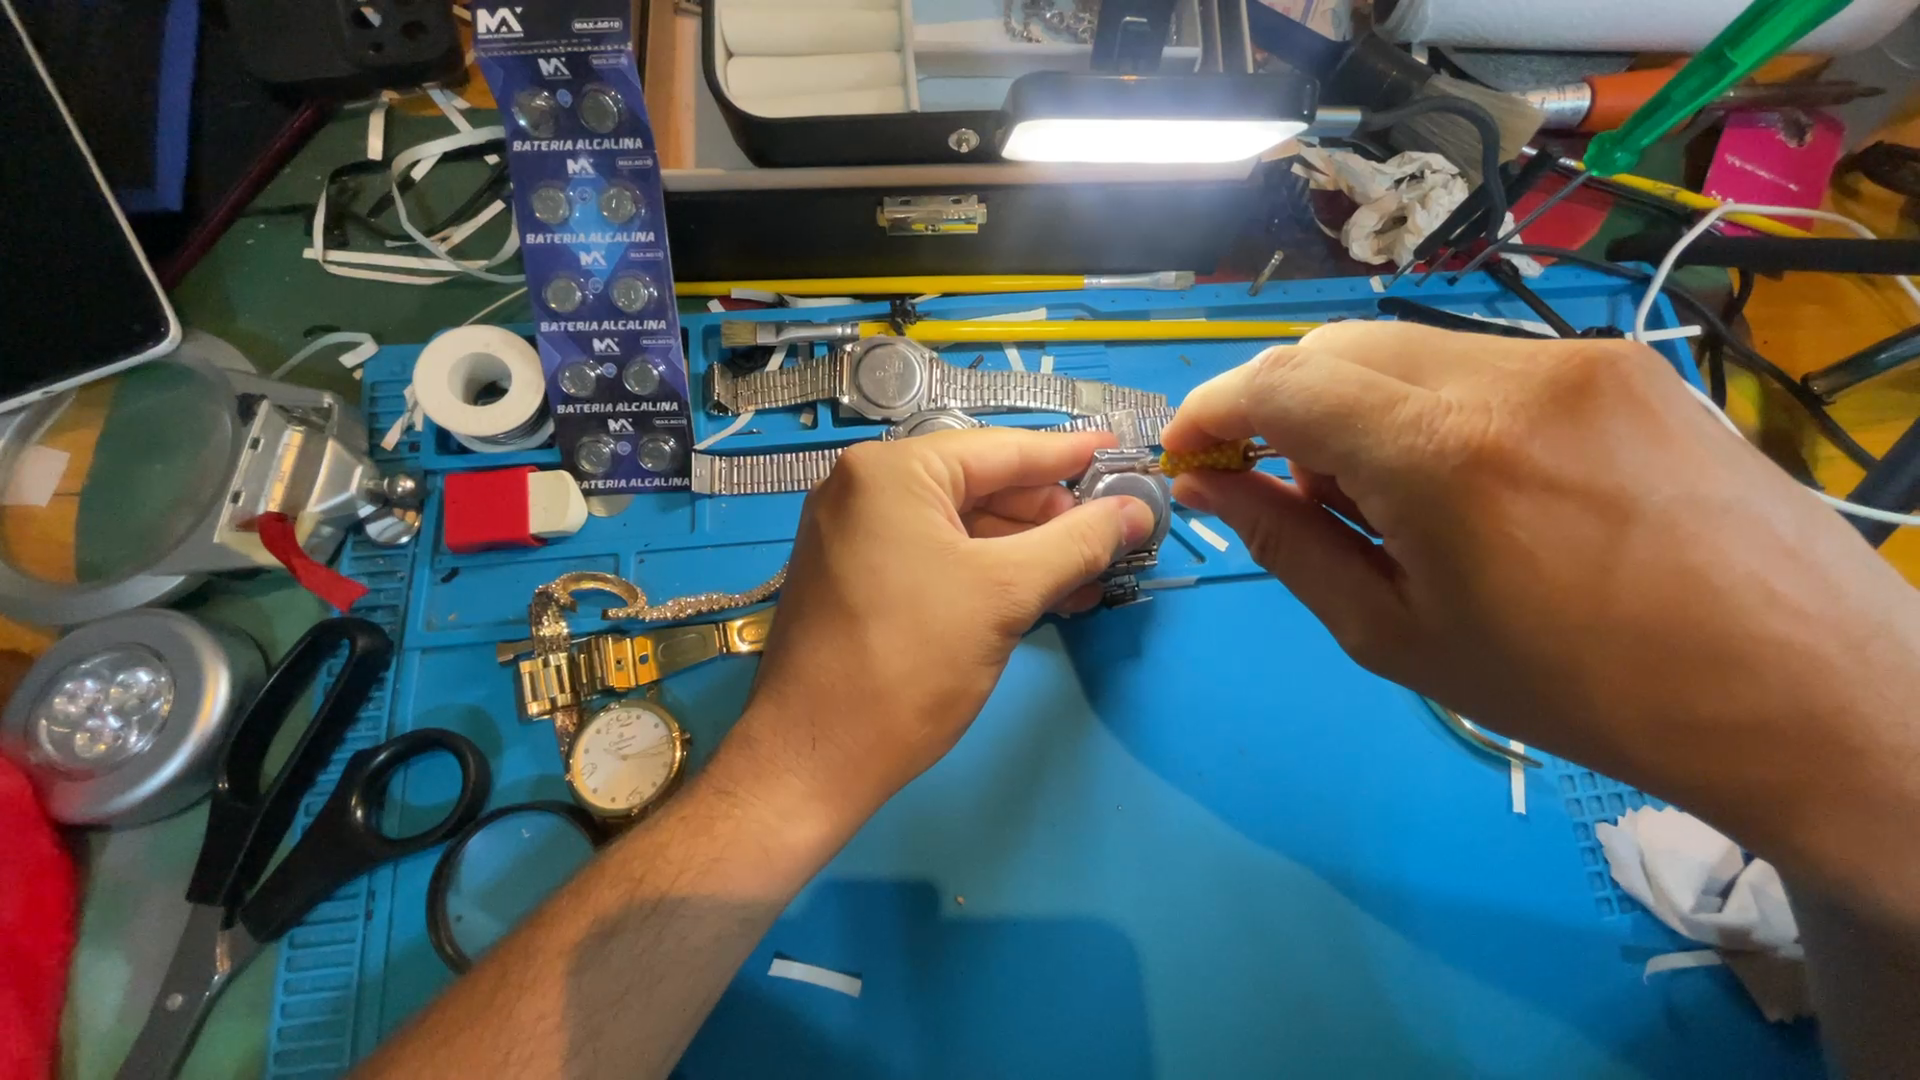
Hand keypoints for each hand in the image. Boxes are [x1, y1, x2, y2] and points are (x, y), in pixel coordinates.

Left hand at [719, 429, 1157, 825]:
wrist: (813, 760)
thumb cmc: (909, 665)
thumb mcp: (1004, 595)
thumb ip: (1077, 542)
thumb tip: (1135, 511)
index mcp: (892, 471)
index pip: (1001, 450)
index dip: (1069, 455)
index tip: (1122, 453)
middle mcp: (866, 488)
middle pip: (982, 486)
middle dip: (1052, 516)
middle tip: (1115, 535)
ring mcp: (856, 534)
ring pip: (962, 527)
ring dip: (1026, 552)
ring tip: (1089, 577)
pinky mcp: (858, 577)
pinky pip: (938, 557)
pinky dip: (988, 573)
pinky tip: (1040, 594)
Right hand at [1163, 323, 1919, 872]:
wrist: (1806, 695)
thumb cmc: (1571, 688)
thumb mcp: (1391, 631)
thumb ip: (1285, 540)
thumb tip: (1209, 482)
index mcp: (1440, 453)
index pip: (1282, 383)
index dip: (1212, 407)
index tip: (1184, 448)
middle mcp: (1505, 374)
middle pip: (1332, 347)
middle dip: (1272, 404)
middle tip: (1265, 480)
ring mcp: (1571, 358)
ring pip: (1397, 349)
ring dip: (1342, 405)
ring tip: (1365, 495)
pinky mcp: (1615, 364)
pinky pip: (1468, 363)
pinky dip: (1413, 404)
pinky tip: (1442, 477)